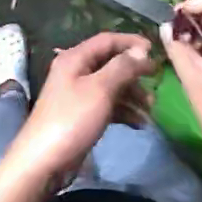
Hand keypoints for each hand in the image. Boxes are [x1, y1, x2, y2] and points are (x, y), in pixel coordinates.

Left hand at [0, 32, 154, 188]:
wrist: (44, 161)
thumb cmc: (72, 120)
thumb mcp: (100, 89)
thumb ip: (122, 67)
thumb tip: (141, 50)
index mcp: (75, 58)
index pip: (108, 40)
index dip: (132, 43)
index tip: (157, 53)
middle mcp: (76, 71)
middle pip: (111, 63)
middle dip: (135, 73)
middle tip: (157, 84)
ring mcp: (79, 94)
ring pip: (112, 86)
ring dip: (132, 94)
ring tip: (150, 109)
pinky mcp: (83, 115)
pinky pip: (108, 105)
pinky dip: (124, 111)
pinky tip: (139, 124)